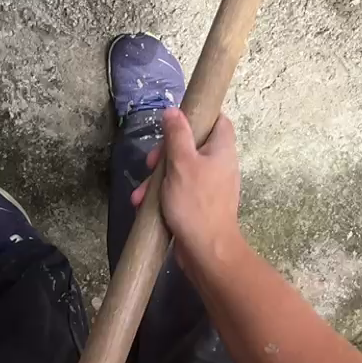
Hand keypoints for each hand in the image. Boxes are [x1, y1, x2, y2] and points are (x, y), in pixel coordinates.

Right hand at [131, 108, 245, 279]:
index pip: (217, 120)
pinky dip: (162, 195)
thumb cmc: (196, 203)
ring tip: (140, 194)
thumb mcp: (181, 163)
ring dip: (157, 179)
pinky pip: (179, 190)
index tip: (175, 124)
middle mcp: (219, 164)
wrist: (207, 251)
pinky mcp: (199, 204)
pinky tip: (143, 205)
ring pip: (180, 170)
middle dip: (165, 154)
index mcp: (221, 149)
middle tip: (151, 163)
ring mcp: (210, 186)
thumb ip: (176, 135)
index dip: (197, 118)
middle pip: (191, 145)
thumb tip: (173, 111)